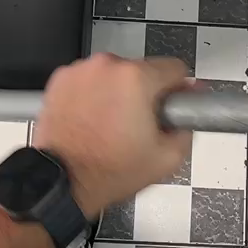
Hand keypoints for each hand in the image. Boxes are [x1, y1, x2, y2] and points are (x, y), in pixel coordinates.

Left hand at [33, 53, 192, 218]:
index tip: (172, 105)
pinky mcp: (61, 79)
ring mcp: (80, 70)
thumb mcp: (167, 158)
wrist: (62, 182)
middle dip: (144, 93)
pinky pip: (89, 80)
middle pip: (142, 71)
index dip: (178, 89)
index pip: (175, 68)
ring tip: (111, 125)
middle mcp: (107, 66)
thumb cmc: (107, 170)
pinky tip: (92, 120)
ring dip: (117, 92)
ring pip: (114, 75)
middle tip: (138, 124)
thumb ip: (187, 128)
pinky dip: (93, 94)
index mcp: (136, 78)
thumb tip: (187, 113)